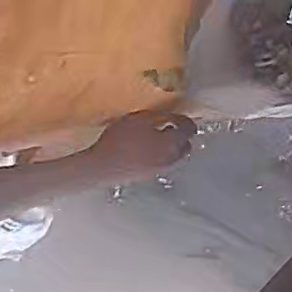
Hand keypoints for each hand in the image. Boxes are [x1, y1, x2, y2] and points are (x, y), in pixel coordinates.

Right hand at [82, 111, 196, 179]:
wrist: (103, 166)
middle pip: (186, 146)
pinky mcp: (150, 175)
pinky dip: (163, 155)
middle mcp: (172, 158)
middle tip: (169, 126)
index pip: (189, 129)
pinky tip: (147, 149)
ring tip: (157, 137)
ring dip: (173, 146)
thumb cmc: (121, 139)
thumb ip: (162, 117)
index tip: (178, 116)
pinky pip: (165, 163)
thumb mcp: (141, 118)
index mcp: (173, 143)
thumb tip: (174, 118)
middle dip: (182, 136)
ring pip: (176, 157)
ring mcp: (162, 169)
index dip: (186, 120)